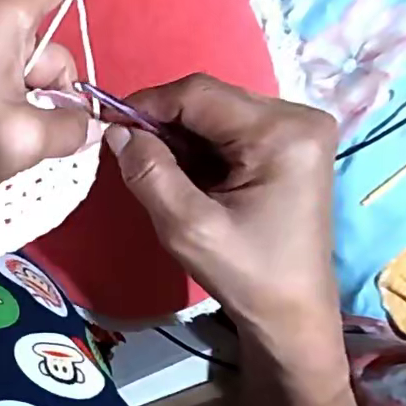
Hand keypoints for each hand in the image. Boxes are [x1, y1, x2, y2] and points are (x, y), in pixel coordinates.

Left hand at [0, 0, 135, 223]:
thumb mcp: (24, 139)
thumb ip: (70, 125)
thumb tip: (88, 122)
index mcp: (4, 17)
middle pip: (53, 41)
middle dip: (64, 85)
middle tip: (47, 132)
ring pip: (34, 69)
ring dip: (41, 105)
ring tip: (17, 144)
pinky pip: (11, 81)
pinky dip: (21, 108)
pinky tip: (7, 140)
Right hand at [106, 75, 346, 389]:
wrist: (291, 311)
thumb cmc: (245, 274)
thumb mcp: (186, 227)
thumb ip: (149, 173)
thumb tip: (117, 131)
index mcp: (282, 133)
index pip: (199, 94)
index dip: (147, 104)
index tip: (108, 126)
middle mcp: (297, 117)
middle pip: (209, 99)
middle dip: (162, 123)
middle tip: (127, 153)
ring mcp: (296, 130)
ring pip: (215, 113)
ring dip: (177, 137)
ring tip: (155, 170)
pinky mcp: (288, 146)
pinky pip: (227, 130)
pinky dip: (196, 148)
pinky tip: (184, 175)